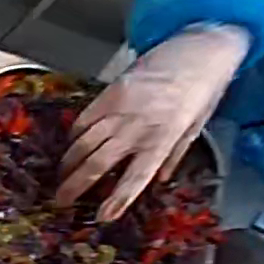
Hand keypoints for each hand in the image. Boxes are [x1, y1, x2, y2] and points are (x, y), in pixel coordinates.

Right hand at [55, 24, 249, 222]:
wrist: (200, 47)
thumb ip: (174, 153)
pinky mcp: (108, 95)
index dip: (118, 199)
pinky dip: (73, 137)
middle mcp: (138, 127)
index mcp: (164, 138)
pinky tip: (71, 145)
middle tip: (61, 199)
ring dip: (68, 164)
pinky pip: (82, 122)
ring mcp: (120, 110)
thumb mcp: (196, 125)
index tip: (103, 216)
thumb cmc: (203, 87)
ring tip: (62, 174)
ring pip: (82, 145)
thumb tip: (158, 179)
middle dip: (74, 185)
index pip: (136, 177)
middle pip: (96, 164)